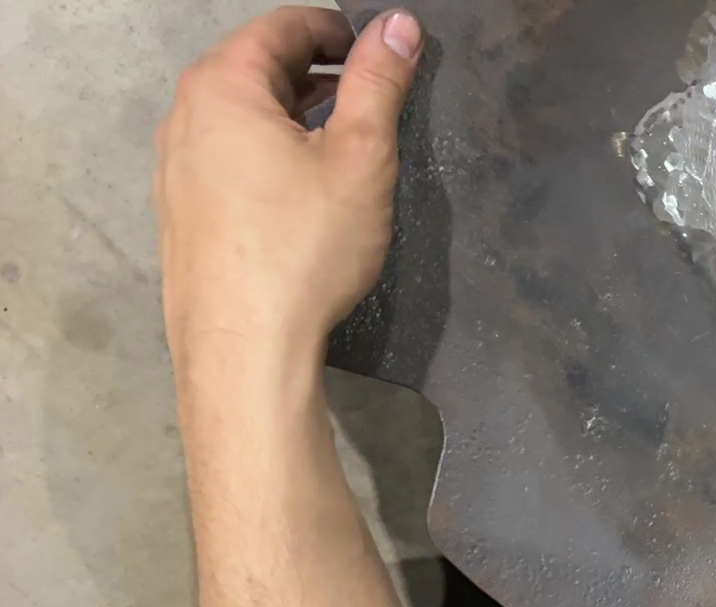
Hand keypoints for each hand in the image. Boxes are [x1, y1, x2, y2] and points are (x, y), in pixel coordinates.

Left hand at [155, 6, 421, 399]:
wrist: (248, 330)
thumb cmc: (309, 240)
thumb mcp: (362, 160)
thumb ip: (379, 88)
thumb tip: (400, 26)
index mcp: (225, 86)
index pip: (281, 29)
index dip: (335, 31)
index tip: (378, 48)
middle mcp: (187, 111)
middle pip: (256, 70)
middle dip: (316, 74)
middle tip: (370, 95)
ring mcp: (178, 160)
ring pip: (243, 116)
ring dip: (295, 115)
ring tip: (344, 143)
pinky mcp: (186, 205)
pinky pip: (232, 155)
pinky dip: (273, 151)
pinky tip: (305, 189)